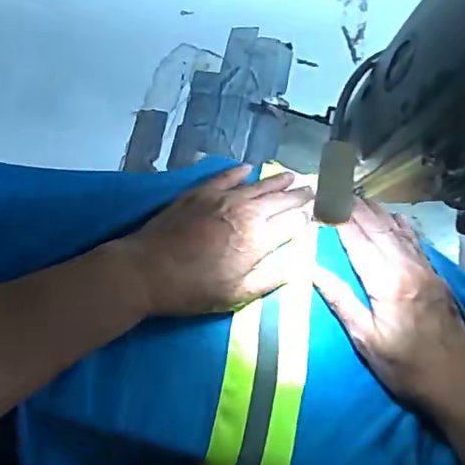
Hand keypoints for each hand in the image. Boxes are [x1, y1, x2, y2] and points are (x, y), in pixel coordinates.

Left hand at [108, 166, 314, 316]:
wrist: (146, 270)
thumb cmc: (191, 290)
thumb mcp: (235, 296)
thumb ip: (267, 279)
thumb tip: (293, 267)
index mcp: (258, 240)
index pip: (294, 223)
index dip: (309, 217)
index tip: (319, 213)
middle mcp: (246, 212)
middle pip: (281, 200)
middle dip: (300, 195)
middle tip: (313, 189)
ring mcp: (221, 199)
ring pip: (257, 185)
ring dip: (277, 181)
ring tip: (292, 177)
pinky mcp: (198, 193)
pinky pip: (224, 177)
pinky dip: (239, 172)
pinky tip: (248, 168)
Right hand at [313, 198, 464, 421]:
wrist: (459, 383)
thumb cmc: (405, 367)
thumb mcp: (366, 340)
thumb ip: (341, 301)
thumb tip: (312, 270)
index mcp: (388, 283)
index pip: (357, 240)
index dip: (337, 218)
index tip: (317, 202)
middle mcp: (409, 268)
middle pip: (378, 228)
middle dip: (354, 208)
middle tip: (331, 192)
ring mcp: (426, 270)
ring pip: (398, 230)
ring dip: (375, 212)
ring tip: (354, 197)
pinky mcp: (435, 276)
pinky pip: (413, 240)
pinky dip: (397, 224)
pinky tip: (389, 218)